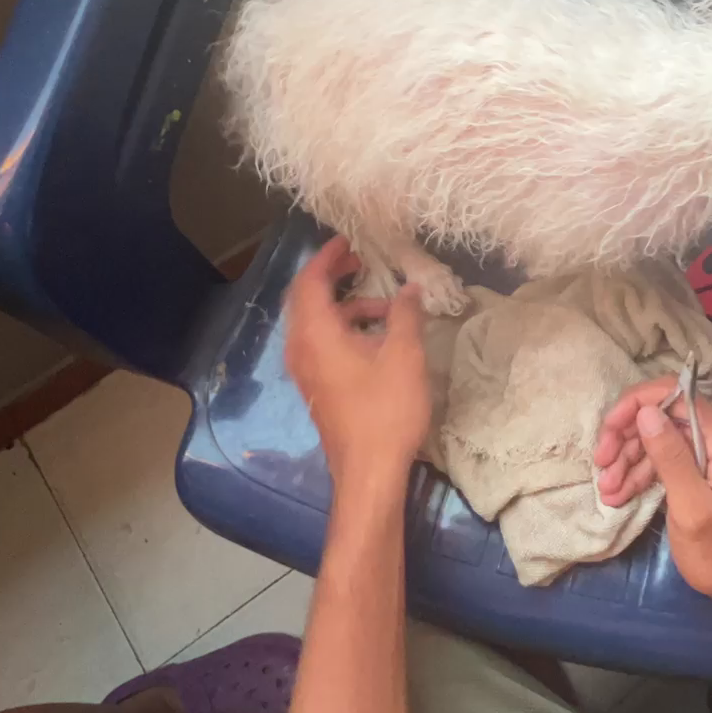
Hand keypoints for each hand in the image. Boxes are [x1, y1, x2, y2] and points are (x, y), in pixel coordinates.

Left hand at [284, 237, 430, 496]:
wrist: (368, 471)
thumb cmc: (386, 410)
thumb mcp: (404, 356)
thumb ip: (405, 315)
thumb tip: (410, 289)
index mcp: (316, 334)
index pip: (310, 281)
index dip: (328, 257)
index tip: (349, 240)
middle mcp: (302, 349)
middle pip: (306, 299)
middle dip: (332, 276)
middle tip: (361, 262)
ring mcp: (306, 371)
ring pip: (316, 323)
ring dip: (345, 306)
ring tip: (384, 306)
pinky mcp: (318, 387)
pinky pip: (321, 343)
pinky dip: (343, 328)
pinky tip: (376, 337)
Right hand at [594, 377, 711, 603]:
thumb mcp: (692, 508)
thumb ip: (671, 457)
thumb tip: (646, 412)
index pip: (674, 393)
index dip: (636, 404)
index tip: (609, 429)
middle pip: (660, 413)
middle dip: (626, 437)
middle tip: (602, 465)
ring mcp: (707, 450)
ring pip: (656, 437)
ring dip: (627, 460)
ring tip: (607, 490)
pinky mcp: (698, 468)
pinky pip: (662, 458)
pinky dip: (638, 473)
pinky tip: (618, 495)